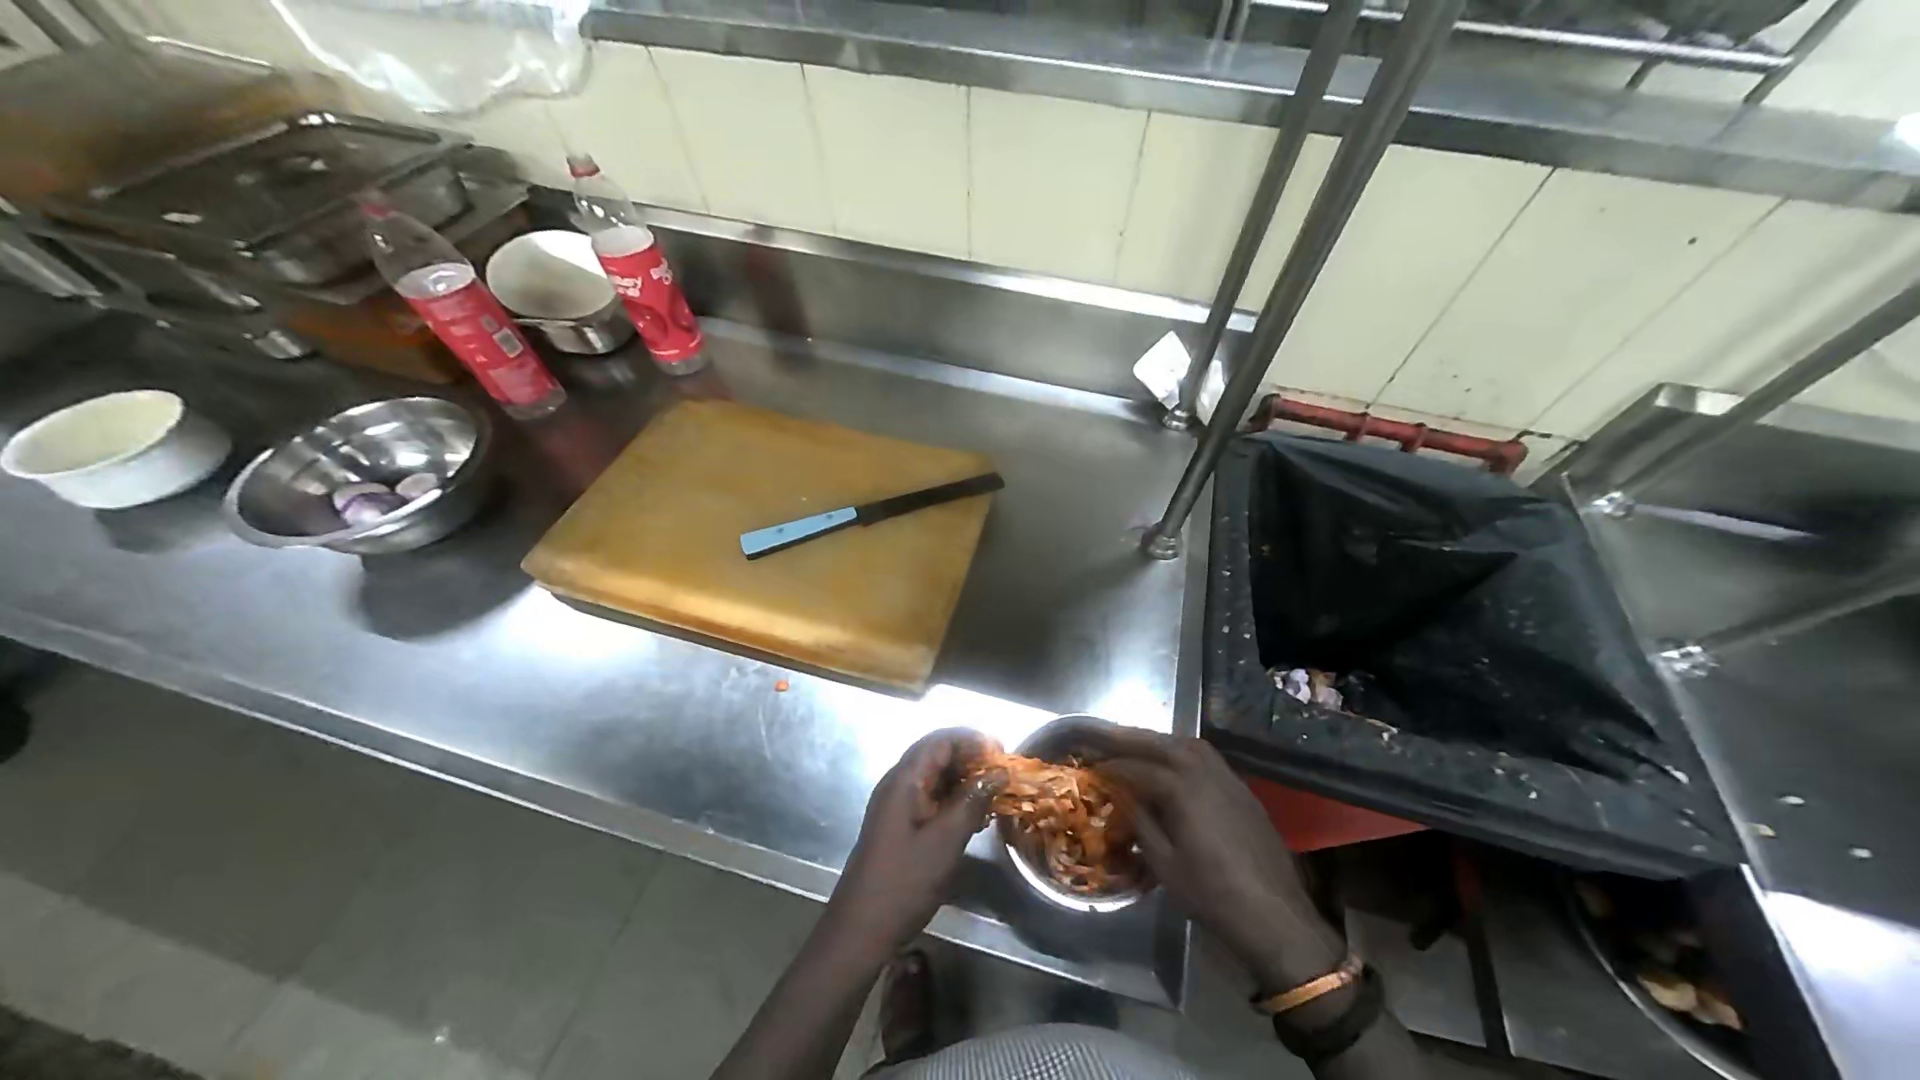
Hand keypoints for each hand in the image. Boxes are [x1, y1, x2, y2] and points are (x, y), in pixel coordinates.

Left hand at [826, 729, 1002, 953]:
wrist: (860, 929)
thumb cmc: (903, 882)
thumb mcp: (944, 842)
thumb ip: (971, 802)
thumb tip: (997, 773)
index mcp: (904, 781)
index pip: (940, 741)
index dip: (972, 739)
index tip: (1002, 752)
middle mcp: (897, 785)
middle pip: (935, 754)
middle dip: (970, 757)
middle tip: (1002, 773)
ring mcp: (895, 806)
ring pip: (933, 777)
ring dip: (963, 779)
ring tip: (994, 793)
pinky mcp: (898, 826)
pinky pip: (929, 799)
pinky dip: (953, 800)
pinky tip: (974, 816)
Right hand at [1097, 727, 1345, 992]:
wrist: (1275, 917)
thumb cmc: (1212, 895)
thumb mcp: (1164, 863)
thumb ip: (1141, 822)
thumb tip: (1121, 796)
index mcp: (1183, 790)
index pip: (1138, 768)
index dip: (1112, 767)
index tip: (1091, 766)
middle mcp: (1206, 774)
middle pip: (1163, 744)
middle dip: (1132, 739)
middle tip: (1105, 738)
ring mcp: (1230, 780)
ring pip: (1190, 745)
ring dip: (1160, 741)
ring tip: (1137, 747)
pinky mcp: (1244, 792)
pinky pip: (1209, 759)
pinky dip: (1184, 753)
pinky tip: (1174, 766)